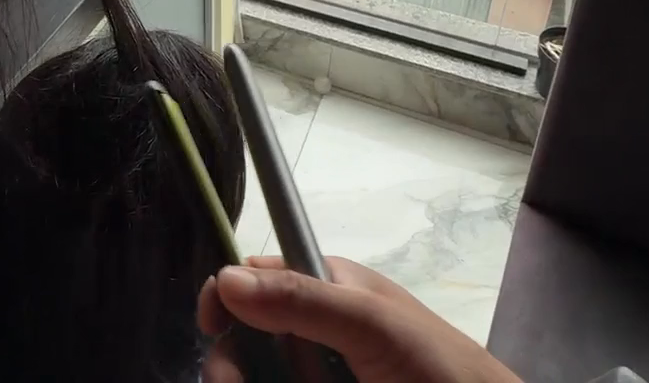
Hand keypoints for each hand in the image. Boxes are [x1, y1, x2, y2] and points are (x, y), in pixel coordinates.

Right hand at [197, 257, 522, 382]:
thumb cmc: (436, 366)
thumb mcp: (369, 322)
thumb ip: (301, 299)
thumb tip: (224, 277)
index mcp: (323, 288)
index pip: (255, 278)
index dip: (226, 296)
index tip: (211, 327)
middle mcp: (313, 333)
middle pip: (247, 340)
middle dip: (232, 363)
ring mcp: (317, 376)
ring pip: (259, 375)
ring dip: (245, 381)